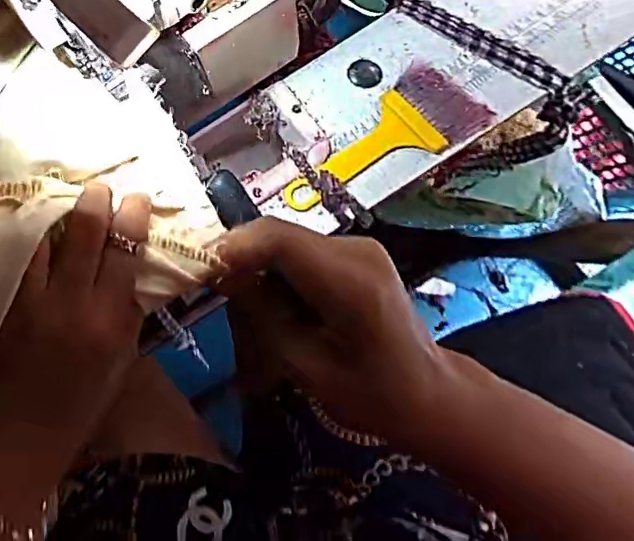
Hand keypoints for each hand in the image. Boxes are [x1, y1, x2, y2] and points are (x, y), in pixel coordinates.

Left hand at [0, 184, 149, 504]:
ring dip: (69, 209)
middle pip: (91, 233)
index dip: (134, 217)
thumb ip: (128, 312)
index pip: (127, 253)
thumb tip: (134, 267)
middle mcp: (76, 304)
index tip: (138, 199)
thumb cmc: (77, 409)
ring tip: (79, 195)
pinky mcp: (11, 300)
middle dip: (101, 200)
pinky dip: (42, 231)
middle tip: (106, 187)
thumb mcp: (119, 363)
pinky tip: (48, 221)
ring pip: (56, 235)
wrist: (11, 444)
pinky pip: (30, 252)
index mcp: (111, 324)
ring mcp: (39, 299)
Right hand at [213, 218, 458, 447]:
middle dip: (240, 255)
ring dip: (257, 262)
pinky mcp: (353, 251)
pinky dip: (277, 267)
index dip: (236, 246)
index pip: (281, 241)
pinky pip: (301, 249)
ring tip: (235, 295)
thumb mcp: (310, 370)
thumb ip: (265, 318)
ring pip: (287, 240)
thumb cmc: (375, 397)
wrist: (432, 394)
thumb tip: (225, 277)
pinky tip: (269, 297)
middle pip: (281, 236)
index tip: (201, 266)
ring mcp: (357, 245)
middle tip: (208, 284)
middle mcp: (356, 249)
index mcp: (352, 282)